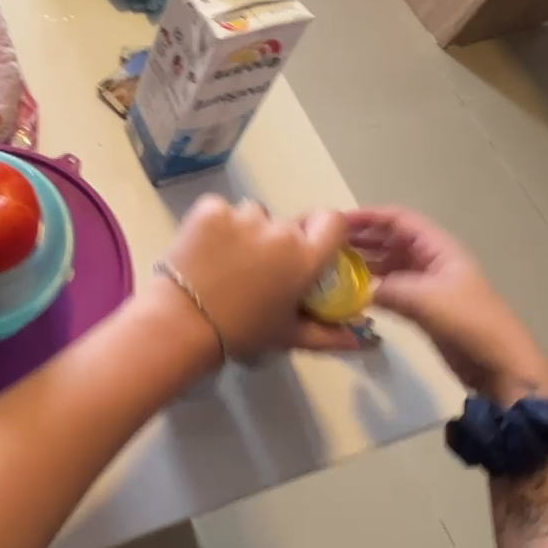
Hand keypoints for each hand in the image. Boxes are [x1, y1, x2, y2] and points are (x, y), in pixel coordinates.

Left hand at [155, 195, 362, 366]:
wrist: (181, 323)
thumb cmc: (240, 332)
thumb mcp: (289, 336)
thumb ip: (331, 334)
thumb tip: (366, 338)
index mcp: (305, 258)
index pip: (333, 222)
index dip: (321, 231)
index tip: (305, 247)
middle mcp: (279, 231)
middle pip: (286, 224)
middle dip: (275, 242)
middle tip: (254, 271)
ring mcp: (242, 216)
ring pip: (252, 215)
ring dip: (245, 230)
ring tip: (225, 261)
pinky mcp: (209, 209)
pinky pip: (221, 210)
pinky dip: (215, 224)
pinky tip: (205, 249)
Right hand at [344, 206, 547, 401]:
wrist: (499, 364)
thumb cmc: (468, 321)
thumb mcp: (423, 299)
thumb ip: (385, 288)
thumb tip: (353, 290)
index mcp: (438, 248)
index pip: (399, 220)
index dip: (369, 217)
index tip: (337, 222)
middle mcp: (431, 260)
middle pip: (391, 240)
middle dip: (361, 239)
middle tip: (326, 245)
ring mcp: (427, 284)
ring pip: (388, 265)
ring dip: (362, 264)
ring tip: (331, 268)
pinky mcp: (422, 307)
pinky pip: (390, 289)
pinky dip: (370, 288)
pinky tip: (349, 293)